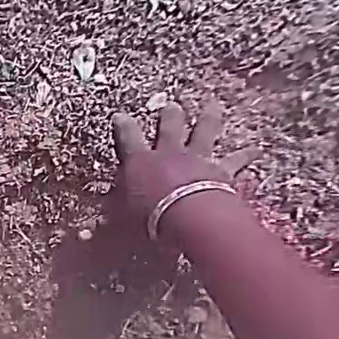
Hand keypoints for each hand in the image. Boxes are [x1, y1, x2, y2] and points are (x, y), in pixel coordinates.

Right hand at [112, 102, 257, 224]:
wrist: (191, 218)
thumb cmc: (151, 218)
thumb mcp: (122, 222)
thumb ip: (107, 223)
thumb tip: (82, 234)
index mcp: (141, 163)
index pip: (128, 138)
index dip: (123, 126)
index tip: (120, 116)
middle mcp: (170, 154)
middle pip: (169, 126)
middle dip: (169, 114)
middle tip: (171, 105)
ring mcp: (199, 159)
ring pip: (205, 131)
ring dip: (209, 118)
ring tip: (213, 105)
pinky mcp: (223, 171)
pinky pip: (237, 160)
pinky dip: (246, 156)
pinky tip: (256, 149)